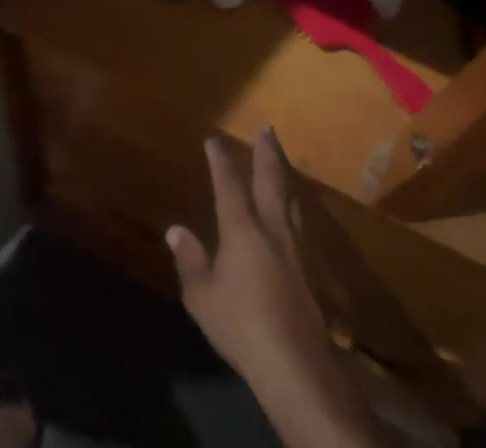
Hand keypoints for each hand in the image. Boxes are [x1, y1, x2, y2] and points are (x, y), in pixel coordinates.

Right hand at [170, 129, 385, 447]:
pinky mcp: (309, 266)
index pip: (229, 185)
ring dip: (284, 174)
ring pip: (291, 198)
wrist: (294, 359)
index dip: (221, 161)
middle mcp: (272, 229)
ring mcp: (295, 246)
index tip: (215, 140)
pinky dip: (292, 204)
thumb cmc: (240, 325)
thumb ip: (190, 260)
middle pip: (271, 180)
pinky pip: (299, 222)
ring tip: (281, 160)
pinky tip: (292, 212)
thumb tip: (176, 231)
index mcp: (242, 230)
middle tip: (267, 127)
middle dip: (267, 152)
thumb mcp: (202, 296)